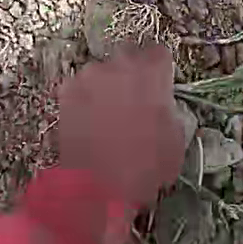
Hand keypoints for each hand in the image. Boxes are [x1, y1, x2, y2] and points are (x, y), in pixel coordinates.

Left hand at [54, 44, 183, 207]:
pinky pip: (80, 87)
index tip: (157, 84)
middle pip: (129, 57)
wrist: (98, 190)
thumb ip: (170, 109)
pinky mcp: (67, 91)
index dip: (158, 70)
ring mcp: (91, 76)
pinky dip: (85, 99)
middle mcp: (122, 64)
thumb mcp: (175, 138)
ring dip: (107, 86)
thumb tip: (163, 104)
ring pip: (102, 72)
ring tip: (107, 114)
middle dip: (131, 75)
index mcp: (153, 72)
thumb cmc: (146, 167)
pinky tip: (88, 121)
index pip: (159, 53)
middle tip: (132, 100)